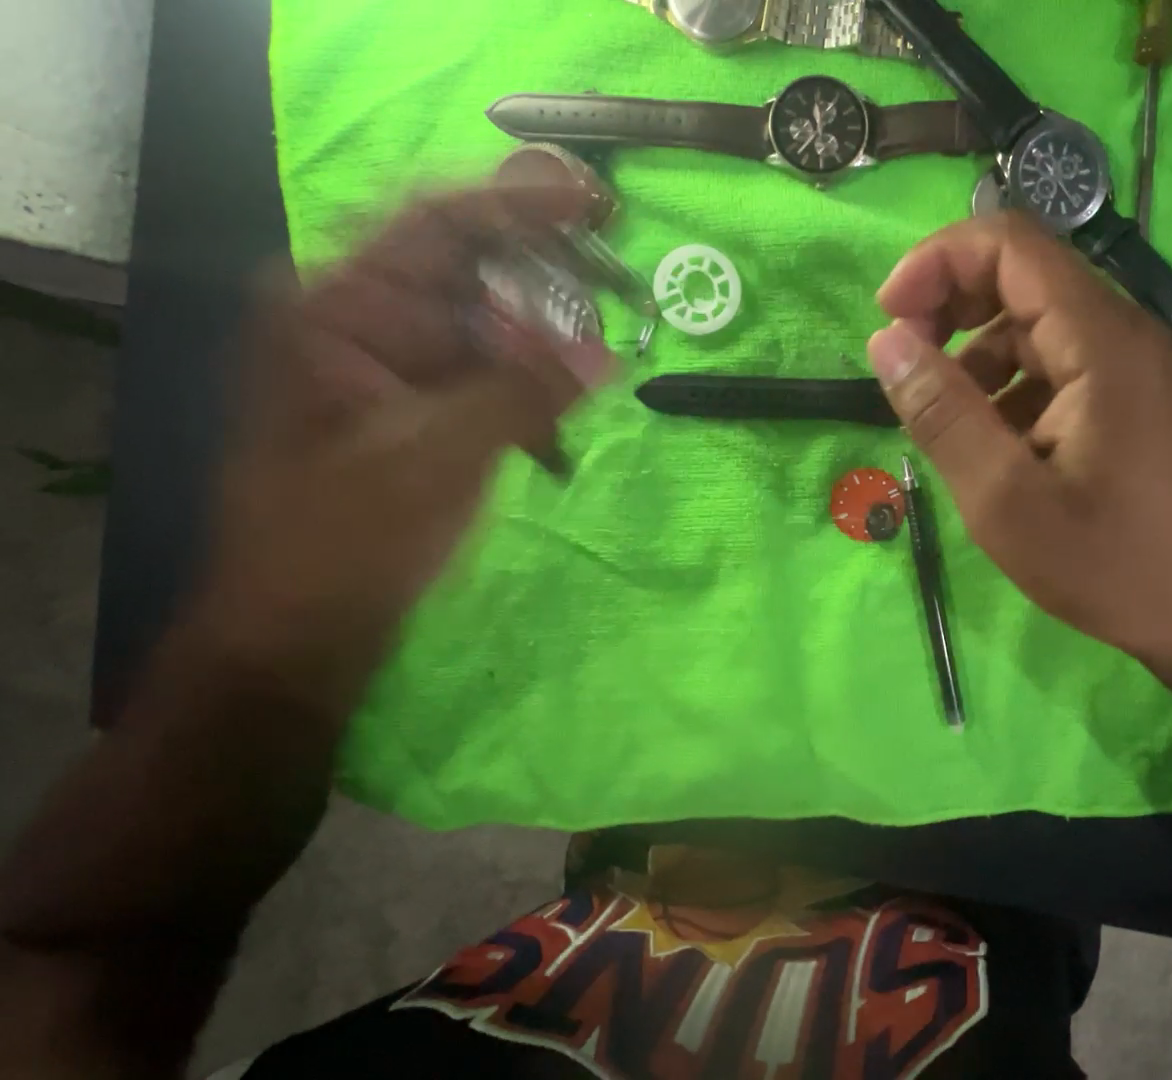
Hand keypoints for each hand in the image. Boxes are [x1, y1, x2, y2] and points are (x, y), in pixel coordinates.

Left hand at [189, 182, 610, 714]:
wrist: (305, 627)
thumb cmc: (345, 539)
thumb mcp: (434, 458)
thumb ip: (523, 393)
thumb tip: (610, 346)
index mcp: (341, 310)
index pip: (437, 224)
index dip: (519, 204)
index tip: (597, 205)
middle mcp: (371, 323)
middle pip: (475, 270)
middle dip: (551, 281)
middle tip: (621, 292)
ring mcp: (403, 368)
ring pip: (496, 327)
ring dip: (553, 344)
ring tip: (603, 364)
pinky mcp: (432, 409)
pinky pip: (500, 377)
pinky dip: (541, 392)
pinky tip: (564, 429)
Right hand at [866, 214, 1171, 671]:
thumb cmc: (1105, 563)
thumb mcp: (1003, 499)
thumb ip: (941, 413)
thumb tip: (887, 341)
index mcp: (1100, 342)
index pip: (1010, 244)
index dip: (937, 262)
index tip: (889, 321)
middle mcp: (1122, 334)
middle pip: (1023, 274)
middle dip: (951, 305)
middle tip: (908, 366)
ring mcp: (1130, 366)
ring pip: (1035, 322)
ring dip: (977, 353)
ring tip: (946, 419)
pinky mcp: (1127, 399)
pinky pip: (1056, 364)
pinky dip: (1009, 386)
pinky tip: (991, 441)